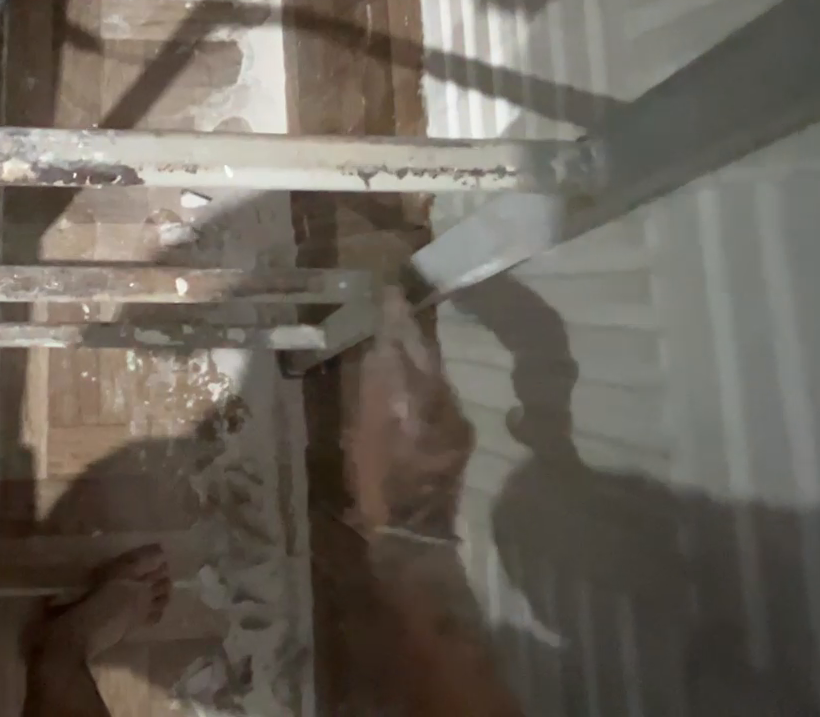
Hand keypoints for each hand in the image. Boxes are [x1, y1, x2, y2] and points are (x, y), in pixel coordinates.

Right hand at [344, 288, 473, 535]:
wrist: (411, 530)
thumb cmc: (372, 482)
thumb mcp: (358, 430)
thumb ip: (365, 386)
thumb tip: (367, 347)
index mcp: (404, 398)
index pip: (401, 344)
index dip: (393, 316)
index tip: (387, 290)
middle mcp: (435, 400)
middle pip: (422, 351)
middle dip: (407, 326)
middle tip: (392, 302)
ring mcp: (453, 413)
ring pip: (432, 369)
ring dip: (416, 349)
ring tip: (399, 331)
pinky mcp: (461, 427)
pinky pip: (440, 388)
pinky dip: (425, 375)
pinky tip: (413, 375)